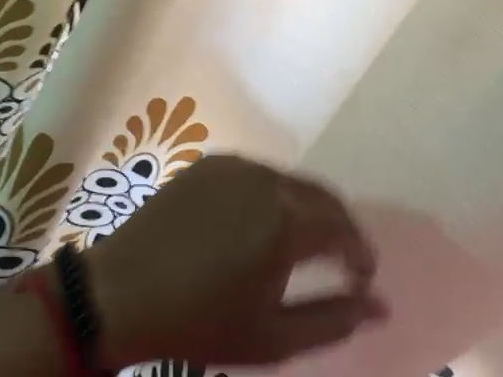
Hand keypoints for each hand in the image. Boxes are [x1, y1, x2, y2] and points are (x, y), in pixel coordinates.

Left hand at [82, 155, 386, 369]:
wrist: (121, 292)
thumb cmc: (201, 322)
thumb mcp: (274, 338)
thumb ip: (335, 319)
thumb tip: (381, 305)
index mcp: (286, 221)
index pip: (345, 230)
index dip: (361, 255)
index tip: (362, 280)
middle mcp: (266, 180)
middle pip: (323, 198)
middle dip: (340, 229)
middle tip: (343, 264)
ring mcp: (235, 165)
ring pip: (291, 183)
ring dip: (307, 210)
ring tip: (303, 247)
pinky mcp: (210, 162)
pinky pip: (258, 174)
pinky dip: (273, 196)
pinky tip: (261, 226)